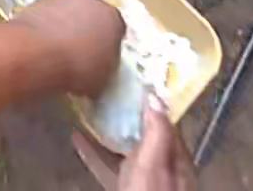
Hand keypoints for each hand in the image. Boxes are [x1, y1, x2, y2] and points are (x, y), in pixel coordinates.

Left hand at [11, 0, 124, 95]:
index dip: (109, 40)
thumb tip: (98, 63)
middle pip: (91, 12)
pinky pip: (50, 10)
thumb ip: (106, 62)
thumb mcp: (105, 76)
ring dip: (66, 22)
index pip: (115, 26)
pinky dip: (49, 21)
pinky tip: (45, 40)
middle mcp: (88, 0)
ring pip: (69, 8)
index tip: (103, 54)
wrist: (40, 50)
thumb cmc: (80, 67)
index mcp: (111, 17)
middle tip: (82, 47)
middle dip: (88, 26)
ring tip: (60, 45)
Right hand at [71, 96, 197, 190]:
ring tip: (86, 106)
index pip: (167, 120)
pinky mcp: (127, 190)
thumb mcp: (153, 165)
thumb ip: (156, 132)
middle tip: (103, 86)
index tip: (130, 73)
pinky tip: (75, 138)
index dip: (151, 97)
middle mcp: (165, 169)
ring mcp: (146, 182)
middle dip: (126, 110)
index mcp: (177, 161)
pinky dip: (95, 151)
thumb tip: (154, 94)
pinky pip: (110, 165)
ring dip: (107, 128)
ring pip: (126, 147)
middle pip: (145, 132)